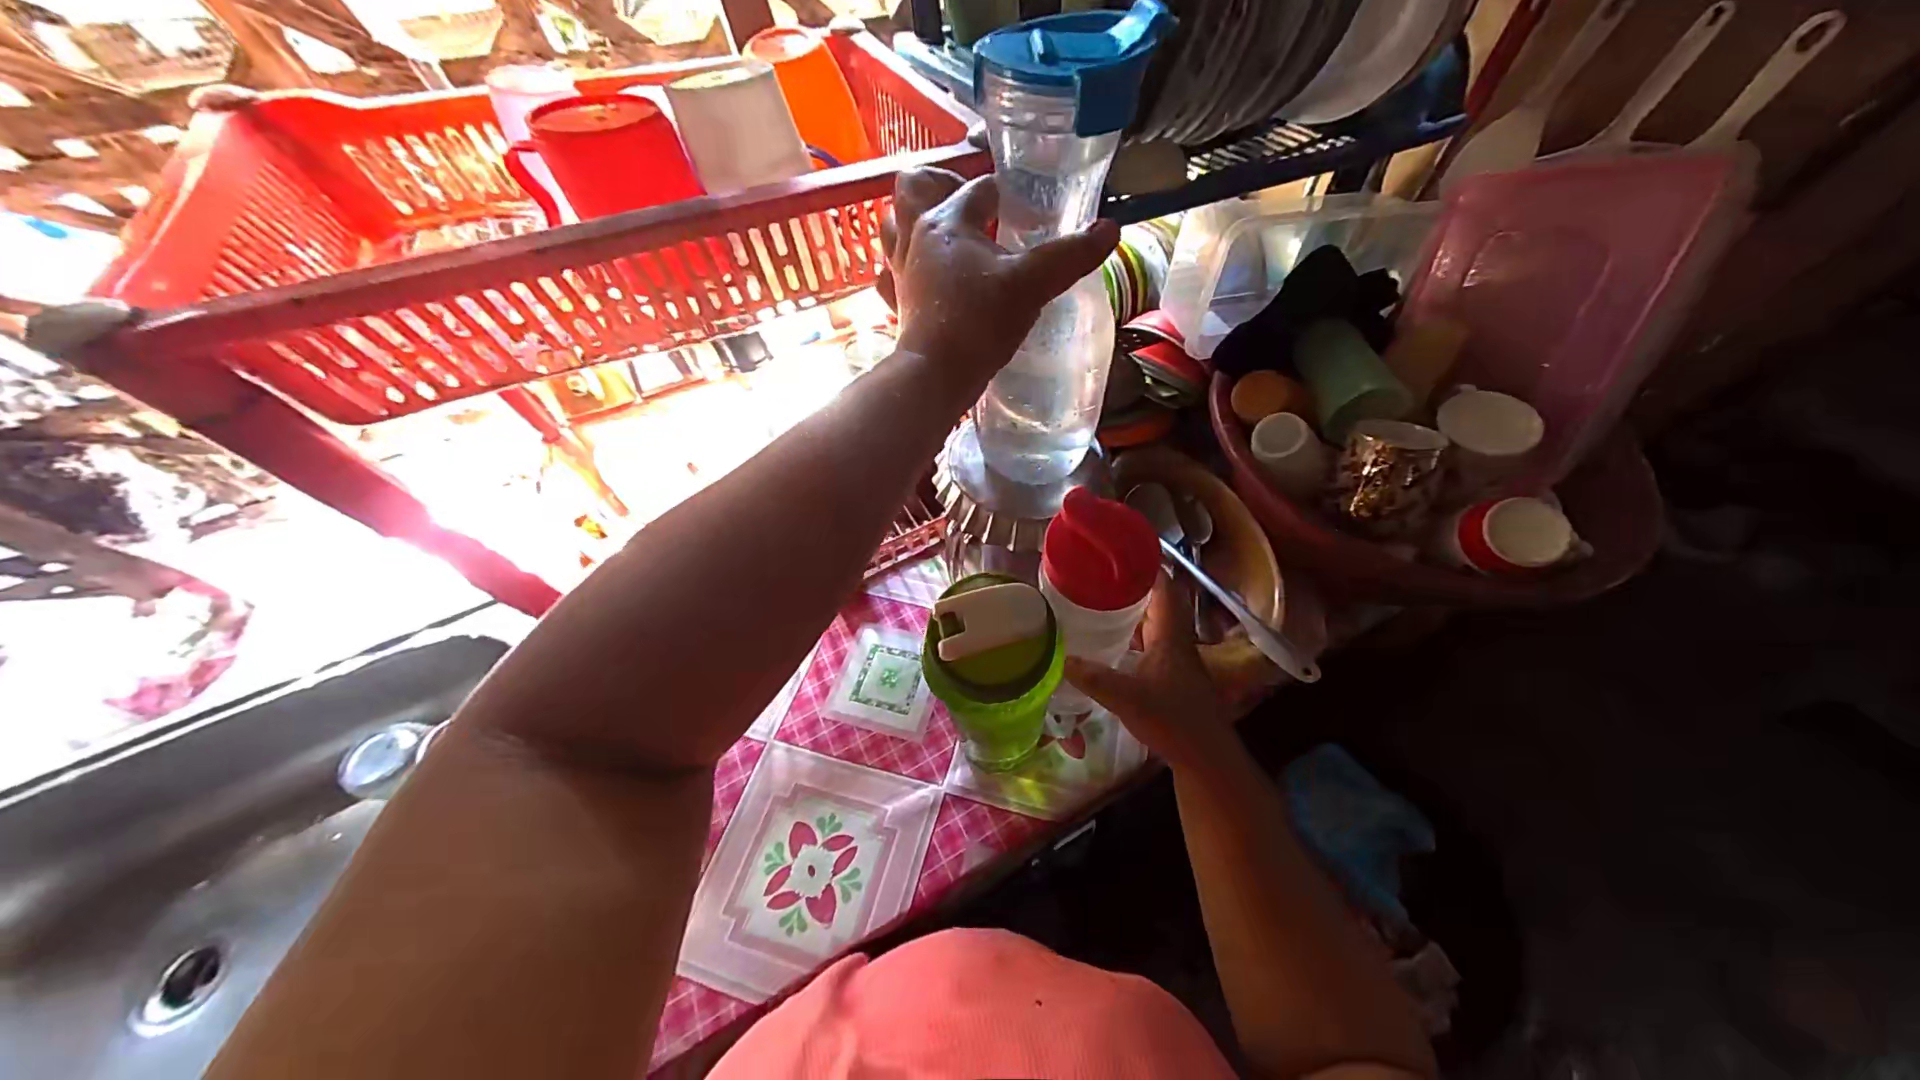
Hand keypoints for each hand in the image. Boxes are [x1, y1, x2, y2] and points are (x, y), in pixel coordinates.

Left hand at [878, 167, 1118, 389]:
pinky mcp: (898, 302)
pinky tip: (924, 276)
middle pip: (914, 186)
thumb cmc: (980, 323)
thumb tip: (1109, 229)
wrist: (936, 376)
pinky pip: (892, 272)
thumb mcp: (1033, 285)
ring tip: (949, 236)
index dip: (1005, 191)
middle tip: (972, 209)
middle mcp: (917, 236)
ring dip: (916, 221)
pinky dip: (905, 267)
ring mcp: (902, 270)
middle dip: (941, 184)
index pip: (979, 188)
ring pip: (895, 226)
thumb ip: (1070, 255)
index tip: (1024, 206)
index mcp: (947, 220)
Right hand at [1064, 575, 1239, 769]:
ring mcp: (1176, 658)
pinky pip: (1151, 640)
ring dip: (1133, 608)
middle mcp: (1176, 640)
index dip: (1147, 565)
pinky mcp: (1171, 674)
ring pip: (1155, 621)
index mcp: (1171, 635)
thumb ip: (1093, 678)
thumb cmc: (1172, 720)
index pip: (1164, 587)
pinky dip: (1133, 633)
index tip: (1121, 551)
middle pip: (1158, 600)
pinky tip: (1113, 640)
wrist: (1205, 756)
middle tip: (1100, 575)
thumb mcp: (1127, 698)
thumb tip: (1060, 658)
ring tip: (1101, 600)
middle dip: (1132, 584)